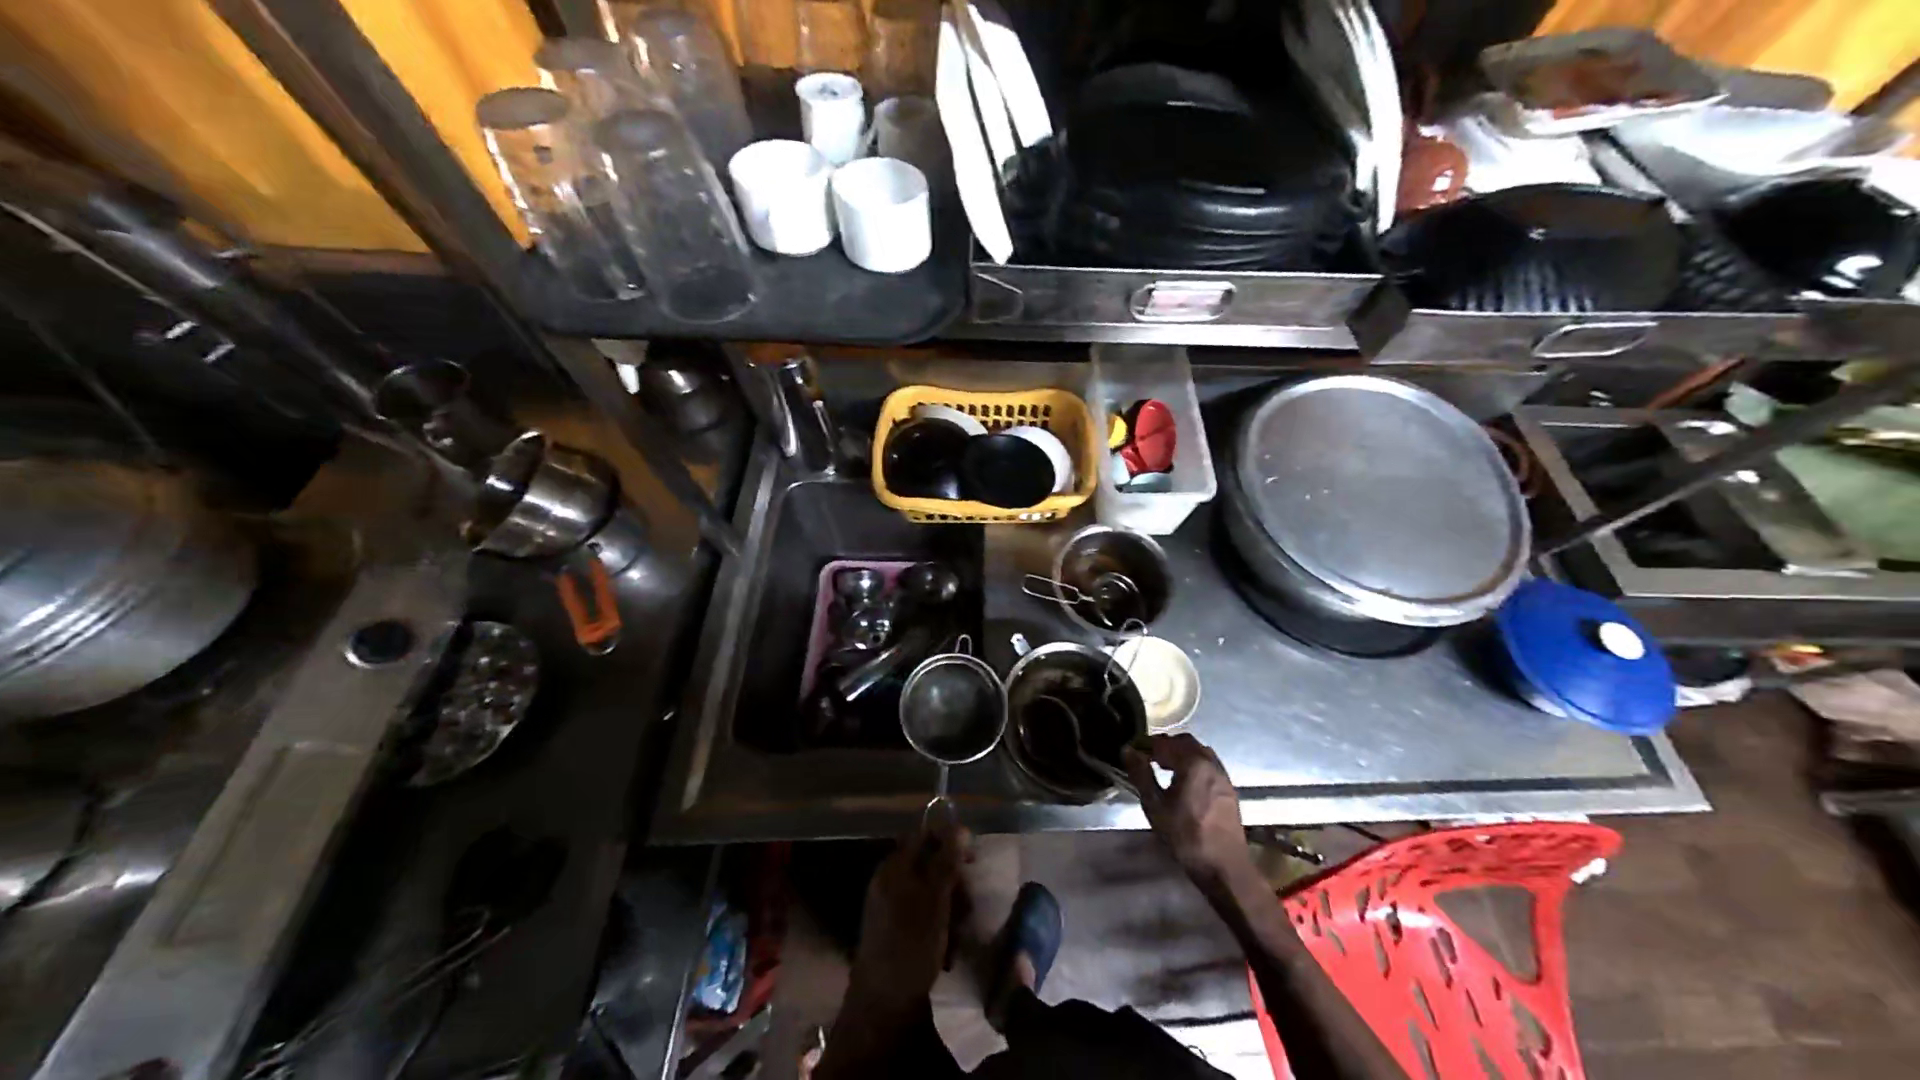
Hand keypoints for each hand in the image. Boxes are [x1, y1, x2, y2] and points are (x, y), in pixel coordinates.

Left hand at [846, 811, 968, 1008]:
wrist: (883, 1002)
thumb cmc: (911, 947)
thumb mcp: (935, 902)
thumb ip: (946, 863)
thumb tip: (959, 827)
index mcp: (895, 868)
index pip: (923, 835)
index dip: (949, 840)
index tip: (973, 859)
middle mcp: (889, 880)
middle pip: (929, 863)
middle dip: (954, 881)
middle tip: (968, 905)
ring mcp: (889, 904)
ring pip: (929, 890)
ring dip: (950, 905)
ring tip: (959, 931)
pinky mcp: (894, 927)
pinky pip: (922, 911)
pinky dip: (938, 922)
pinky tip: (949, 946)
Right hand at [1125, 734, 1252, 891]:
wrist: (1224, 866)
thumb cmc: (1185, 835)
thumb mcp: (1155, 805)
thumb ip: (1141, 774)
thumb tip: (1128, 750)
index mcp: (1192, 763)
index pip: (1164, 742)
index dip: (1145, 744)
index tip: (1132, 751)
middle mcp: (1210, 762)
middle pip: (1184, 742)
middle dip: (1164, 746)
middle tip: (1147, 758)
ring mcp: (1222, 775)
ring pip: (1198, 752)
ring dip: (1180, 754)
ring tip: (1164, 768)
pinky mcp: (1228, 788)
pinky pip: (1208, 764)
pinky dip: (1193, 764)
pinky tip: (1184, 782)